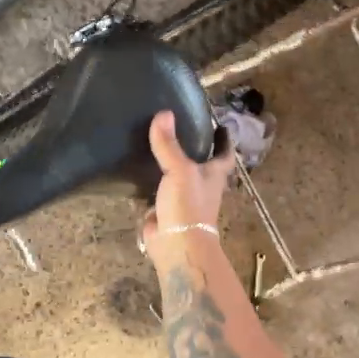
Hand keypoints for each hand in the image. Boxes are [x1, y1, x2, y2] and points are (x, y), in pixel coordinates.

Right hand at [141, 110, 235, 254]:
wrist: (176, 244)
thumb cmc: (188, 205)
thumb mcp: (179, 170)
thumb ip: (169, 144)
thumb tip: (163, 113)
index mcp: (213, 175)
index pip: (224, 154)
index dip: (224, 140)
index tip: (221, 125)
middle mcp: (201, 187)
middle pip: (202, 165)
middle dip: (195, 151)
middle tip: (182, 130)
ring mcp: (182, 200)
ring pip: (177, 178)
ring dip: (169, 165)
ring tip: (154, 144)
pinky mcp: (163, 211)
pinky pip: (155, 192)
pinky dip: (146, 183)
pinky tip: (134, 170)